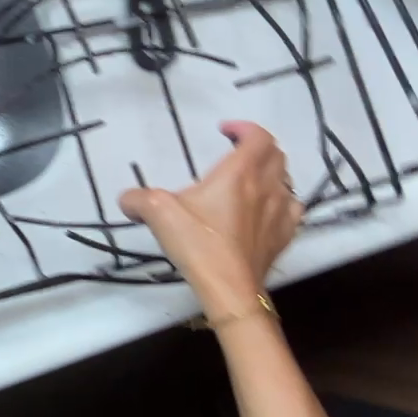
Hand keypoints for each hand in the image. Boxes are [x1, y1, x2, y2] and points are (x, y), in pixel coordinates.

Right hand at [118, 120, 302, 315]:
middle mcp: (267, 187)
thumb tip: (127, 199)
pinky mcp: (285, 235)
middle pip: (276, 155)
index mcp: (239, 174)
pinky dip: (279, 199)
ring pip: (286, 180)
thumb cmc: (198, 243)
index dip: (244, 128)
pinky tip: (264, 209)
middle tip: (234, 151)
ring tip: (249, 179)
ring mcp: (281, 212)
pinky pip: (290, 207)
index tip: (223, 130)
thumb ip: (137, 199)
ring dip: (270, 172)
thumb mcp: (156, 213)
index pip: (258, 137)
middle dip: (257, 147)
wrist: (230, 287)